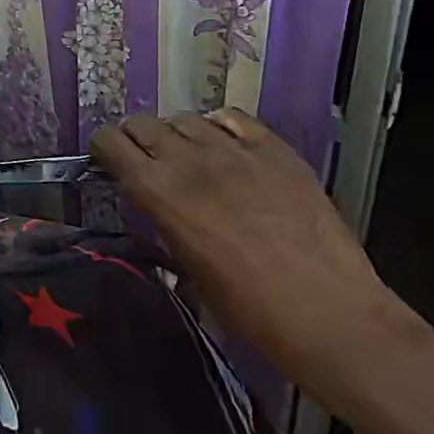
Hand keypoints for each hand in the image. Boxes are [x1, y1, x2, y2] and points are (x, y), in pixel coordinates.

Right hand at [90, 110, 418, 377]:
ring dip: (178, 134)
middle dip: (136, 138)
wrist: (328, 315)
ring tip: (190, 155)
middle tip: (148, 160)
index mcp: (159, 192)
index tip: (110, 160)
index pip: (111, 141)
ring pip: (185, 118)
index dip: (105, 148)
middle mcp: (189, 161)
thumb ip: (163, 220)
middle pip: (143, 123)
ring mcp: (235, 151)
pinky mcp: (275, 151)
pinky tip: (225, 145)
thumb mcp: (184, 266)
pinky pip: (234, 118)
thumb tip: (155, 201)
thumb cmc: (248, 309)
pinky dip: (220, 127)